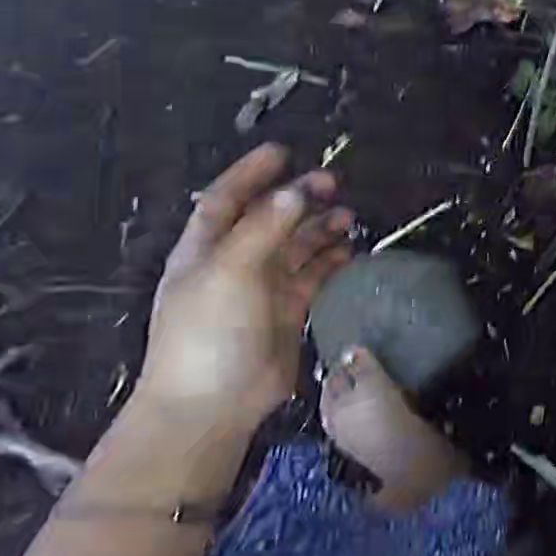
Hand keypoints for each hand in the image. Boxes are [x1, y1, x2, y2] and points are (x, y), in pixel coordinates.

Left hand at [137, 144, 354, 431]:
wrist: (213, 403)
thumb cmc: (208, 331)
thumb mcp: (230, 271)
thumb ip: (265, 228)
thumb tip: (297, 191)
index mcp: (206, 250)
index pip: (226, 200)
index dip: (250, 174)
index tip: (283, 152)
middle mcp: (234, 263)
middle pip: (269, 220)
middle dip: (298, 199)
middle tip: (332, 183)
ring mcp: (263, 288)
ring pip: (296, 246)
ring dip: (320, 228)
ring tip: (348, 216)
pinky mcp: (289, 310)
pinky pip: (313, 275)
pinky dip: (331, 259)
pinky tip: (349, 250)